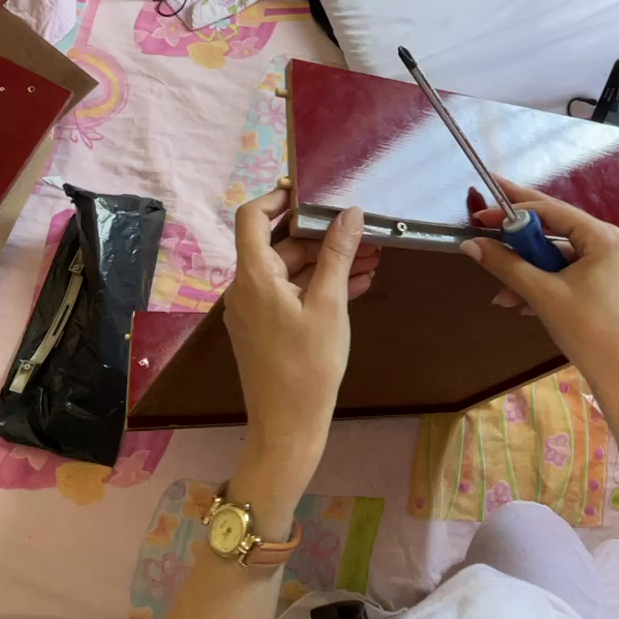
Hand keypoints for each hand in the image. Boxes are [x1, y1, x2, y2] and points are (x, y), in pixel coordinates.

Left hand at [225, 190, 380, 459]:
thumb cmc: (309, 365)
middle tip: (363, 233)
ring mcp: (255, 309)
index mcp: (254, 276)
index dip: (277, 197)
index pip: (252, 217)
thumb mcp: (330, 305)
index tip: (309, 191)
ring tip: (372, 258)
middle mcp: (246, 288)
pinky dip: (320, 286)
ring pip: (292, 271)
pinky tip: (358, 285)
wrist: (288, 427)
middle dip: (324, 237)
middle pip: (281, 245)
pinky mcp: (266, 328)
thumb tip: (350, 213)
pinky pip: (292, 294)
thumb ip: (338, 255)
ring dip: (329, 263)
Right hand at [461, 182, 618, 392]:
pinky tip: (522, 304)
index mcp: (601, 236)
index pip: (550, 209)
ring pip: (556, 254)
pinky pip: (565, 270)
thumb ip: (506, 264)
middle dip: (518, 235)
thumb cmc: (587, 330)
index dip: (512, 209)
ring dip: (528, 271)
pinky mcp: (603, 280)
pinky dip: (543, 282)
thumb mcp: (542, 294)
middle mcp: (608, 241)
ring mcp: (607, 261)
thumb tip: (471, 244)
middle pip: (553, 225)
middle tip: (485, 221)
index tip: (481, 214)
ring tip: (504, 296)